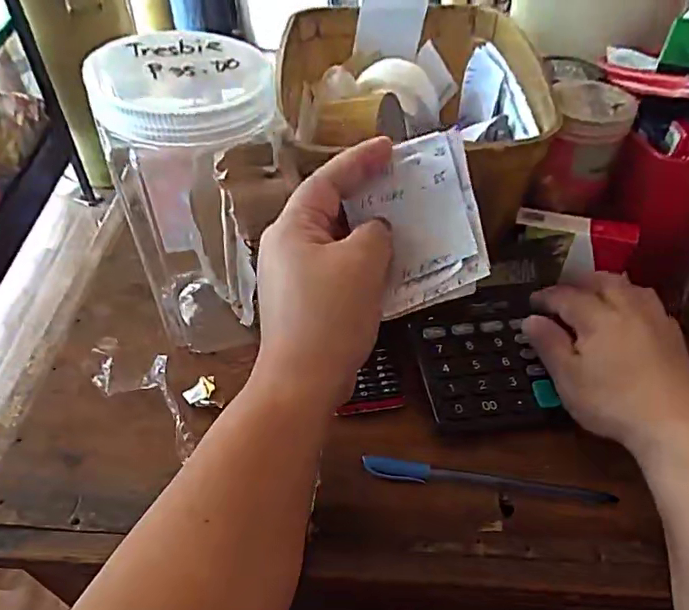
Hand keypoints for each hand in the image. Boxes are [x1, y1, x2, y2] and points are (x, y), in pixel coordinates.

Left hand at [253, 137, 392, 407]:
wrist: (303, 382)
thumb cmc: (329, 318)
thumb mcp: (361, 265)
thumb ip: (375, 235)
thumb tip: (376, 232)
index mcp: (292, 228)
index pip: (327, 180)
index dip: (360, 161)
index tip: (389, 148)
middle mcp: (287, 249)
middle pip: (330, 213)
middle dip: (366, 202)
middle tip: (399, 191)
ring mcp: (295, 281)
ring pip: (338, 247)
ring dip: (369, 241)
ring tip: (401, 234)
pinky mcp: (306, 308)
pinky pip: (339, 277)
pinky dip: (364, 271)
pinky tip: (387, 277)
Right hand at [525, 273, 688, 453]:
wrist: (673, 418)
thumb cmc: (612, 402)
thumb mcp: (569, 380)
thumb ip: (549, 345)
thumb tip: (531, 320)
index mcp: (596, 315)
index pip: (565, 296)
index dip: (546, 298)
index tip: (533, 303)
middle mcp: (626, 305)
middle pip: (600, 281)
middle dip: (578, 283)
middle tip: (563, 294)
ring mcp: (653, 315)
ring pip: (627, 286)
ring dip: (607, 286)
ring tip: (595, 296)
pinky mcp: (671, 331)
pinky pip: (646, 302)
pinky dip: (630, 300)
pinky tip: (628, 315)